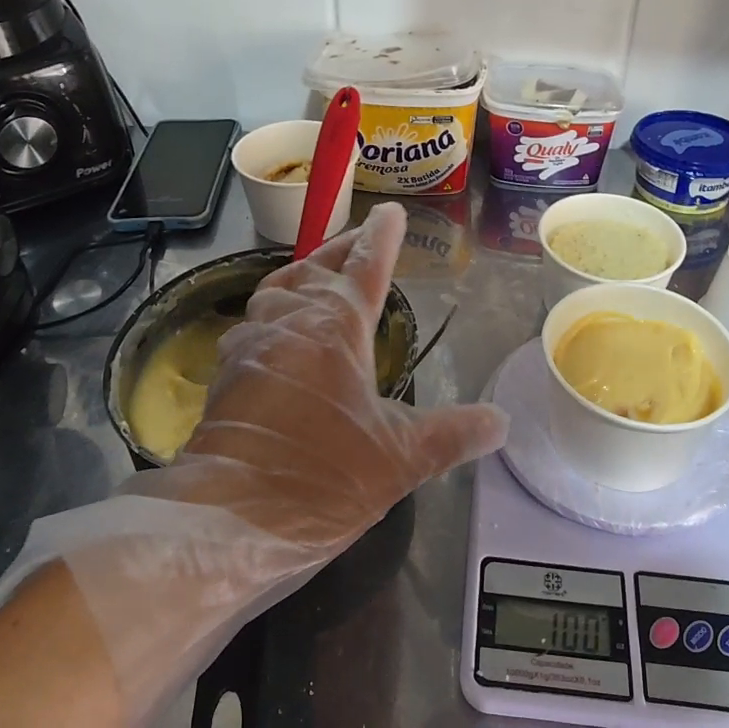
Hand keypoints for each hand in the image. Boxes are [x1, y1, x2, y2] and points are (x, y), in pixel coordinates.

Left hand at [140, 201, 509, 547]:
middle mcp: (289, 323)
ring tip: (317, 279)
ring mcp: (251, 347)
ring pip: (275, 292)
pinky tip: (280, 337)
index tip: (391, 212)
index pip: (365, 267)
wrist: (228, 518)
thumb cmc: (321, 476)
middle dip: (339, 249)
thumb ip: (452, 434)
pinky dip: (274, 315)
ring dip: (300, 277)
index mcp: (335, 327)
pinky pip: (254, 325)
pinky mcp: (228, 377)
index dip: (381, 237)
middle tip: (358, 239)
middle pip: (315, 268)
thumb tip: (501, 423)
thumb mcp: (400, 459)